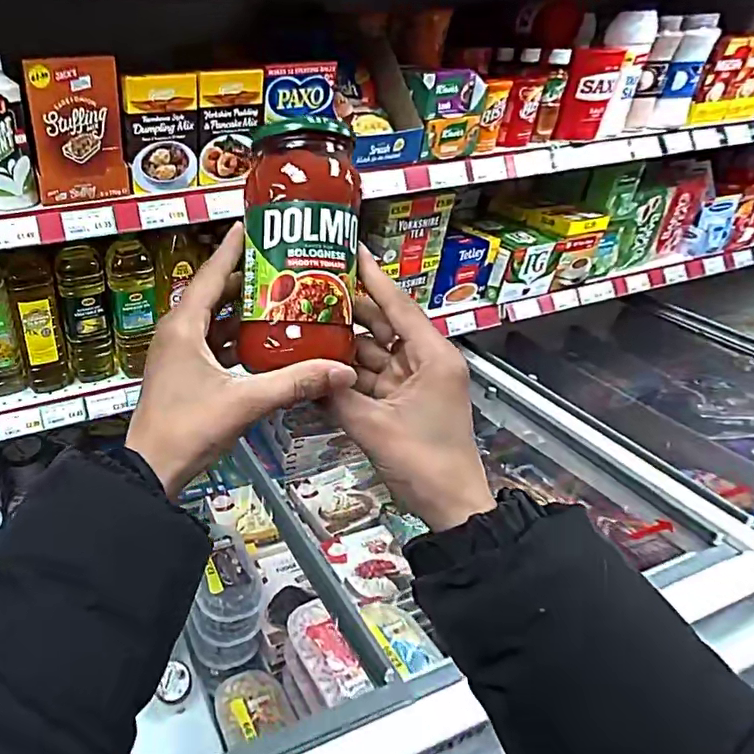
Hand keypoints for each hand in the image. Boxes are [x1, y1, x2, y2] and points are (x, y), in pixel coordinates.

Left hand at [127, 223, 355, 496]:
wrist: (152, 467)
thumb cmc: (186, 428)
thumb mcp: (245, 401)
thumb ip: (293, 382)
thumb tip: (338, 370)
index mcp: (184, 326)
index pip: (211, 274)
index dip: (232, 249)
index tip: (251, 226)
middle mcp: (177, 332)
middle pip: (214, 293)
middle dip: (246, 281)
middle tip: (281, 268)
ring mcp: (177, 352)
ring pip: (212, 319)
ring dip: (241, 310)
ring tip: (278, 301)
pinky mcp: (182, 371)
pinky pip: (211, 342)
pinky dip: (234, 336)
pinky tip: (261, 341)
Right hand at [324, 247, 494, 531]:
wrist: (451, 506)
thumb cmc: (424, 461)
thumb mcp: (374, 426)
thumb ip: (334, 396)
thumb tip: (302, 373)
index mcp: (431, 356)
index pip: (397, 305)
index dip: (372, 276)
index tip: (351, 248)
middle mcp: (423, 361)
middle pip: (381, 324)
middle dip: (349, 307)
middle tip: (311, 286)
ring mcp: (411, 381)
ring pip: (371, 351)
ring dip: (342, 341)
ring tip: (304, 319)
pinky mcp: (400, 399)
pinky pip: (368, 376)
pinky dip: (344, 371)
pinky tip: (315, 360)